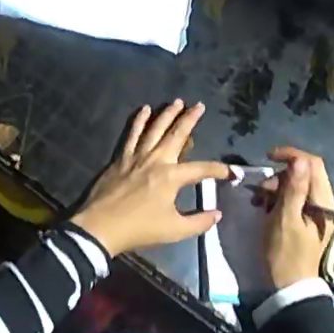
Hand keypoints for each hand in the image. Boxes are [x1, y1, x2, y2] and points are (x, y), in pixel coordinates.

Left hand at [72, 100, 228, 255]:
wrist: (101, 226)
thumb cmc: (140, 228)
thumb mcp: (174, 230)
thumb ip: (198, 222)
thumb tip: (217, 214)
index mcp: (172, 177)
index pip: (202, 169)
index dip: (219, 170)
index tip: (232, 172)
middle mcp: (156, 160)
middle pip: (177, 135)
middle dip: (190, 119)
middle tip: (200, 106)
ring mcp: (137, 156)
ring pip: (155, 128)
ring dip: (167, 114)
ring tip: (177, 102)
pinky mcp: (121, 157)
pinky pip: (132, 134)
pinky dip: (139, 120)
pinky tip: (145, 109)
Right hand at [262, 146, 333, 286]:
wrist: (287, 286)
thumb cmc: (285, 253)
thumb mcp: (285, 219)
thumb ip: (294, 189)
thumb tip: (300, 160)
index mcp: (323, 202)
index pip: (312, 163)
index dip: (291, 155)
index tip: (268, 158)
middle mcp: (323, 203)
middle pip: (302, 173)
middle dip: (278, 177)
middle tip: (260, 193)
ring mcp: (314, 211)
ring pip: (294, 185)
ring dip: (274, 188)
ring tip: (259, 203)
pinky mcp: (304, 218)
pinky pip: (291, 198)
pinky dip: (276, 198)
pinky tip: (264, 208)